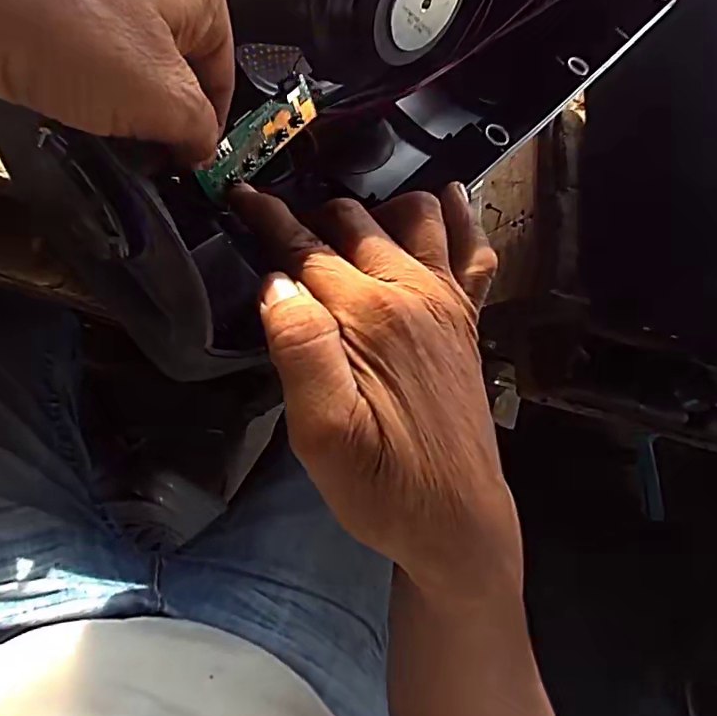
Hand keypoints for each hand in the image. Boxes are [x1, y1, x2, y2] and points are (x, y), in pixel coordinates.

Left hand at [0, 0, 235, 163]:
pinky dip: (71, 81)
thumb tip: (199, 146)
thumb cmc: (63, 31)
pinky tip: (50, 94)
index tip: (183, 166)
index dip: (206, 128)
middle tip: (135, 150)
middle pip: (175, 68)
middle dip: (158, 115)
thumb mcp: (160, 99)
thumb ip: (198, 130)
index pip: (224, 75)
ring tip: (85, 121)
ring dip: (112, 103)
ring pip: (124, 63)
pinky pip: (76, 51)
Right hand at [231, 183, 518, 601]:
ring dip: (380, 206)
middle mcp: (413, 292)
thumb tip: (278, 283)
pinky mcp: (467, 317)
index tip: (242, 193)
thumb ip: (300, 349)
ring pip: (417, 216)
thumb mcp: (322, 435)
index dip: (269, 219)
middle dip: (314, 214)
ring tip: (348, 222)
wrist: (458, 521)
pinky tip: (450, 202)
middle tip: (283, 226)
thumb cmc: (383, 484)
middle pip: (356, 222)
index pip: (307, 249)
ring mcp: (448, 300)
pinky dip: (461, 219)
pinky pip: (474, 249)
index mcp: (369, 316)